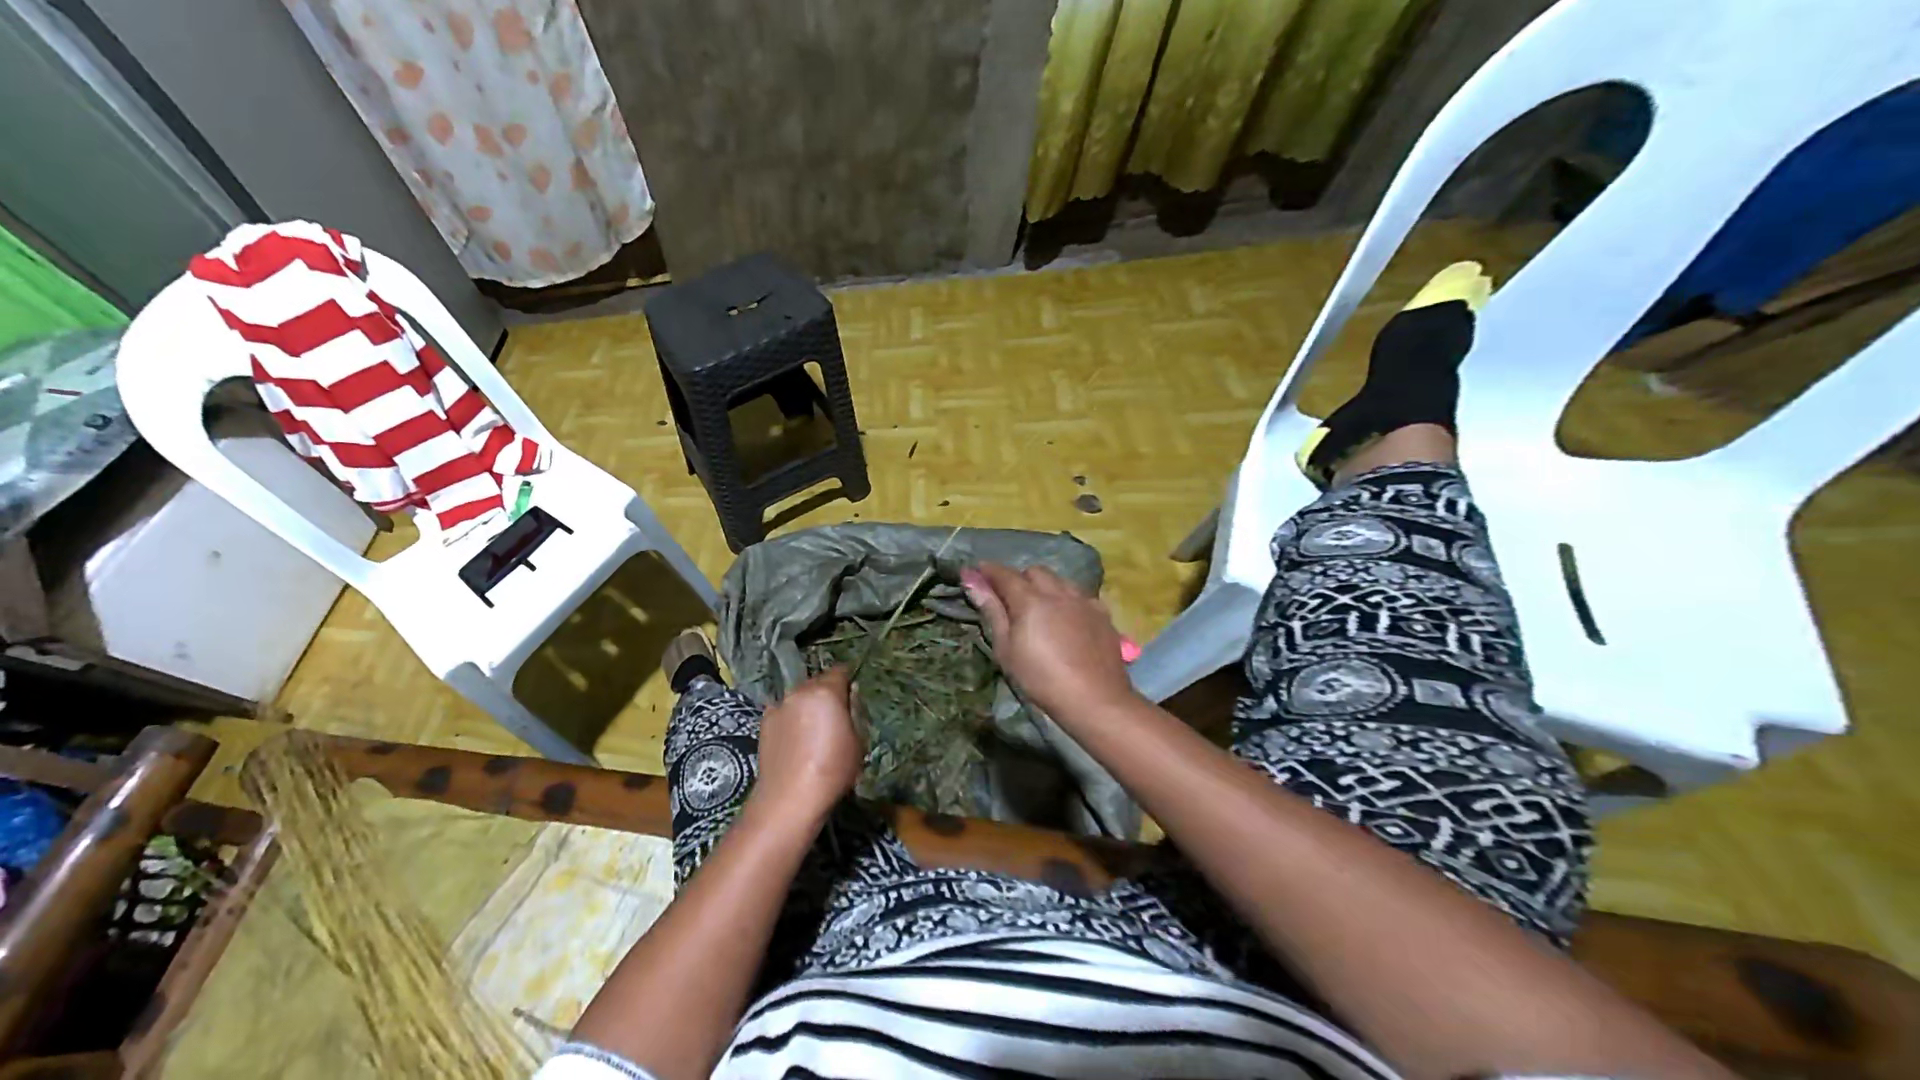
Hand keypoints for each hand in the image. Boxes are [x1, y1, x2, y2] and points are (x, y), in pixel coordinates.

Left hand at [751, 666, 862, 818]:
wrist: (789, 799)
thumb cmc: (832, 769)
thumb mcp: (858, 740)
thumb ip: (854, 712)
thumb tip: (850, 696)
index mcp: (825, 692)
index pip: (840, 672)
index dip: (848, 681)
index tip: (853, 697)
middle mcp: (799, 692)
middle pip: (817, 682)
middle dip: (827, 693)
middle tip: (835, 716)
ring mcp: (778, 706)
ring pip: (799, 697)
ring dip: (807, 706)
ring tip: (813, 730)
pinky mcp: (764, 723)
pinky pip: (784, 712)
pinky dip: (791, 718)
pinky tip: (795, 739)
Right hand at [961, 563, 1139, 720]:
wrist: (1094, 699)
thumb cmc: (1041, 679)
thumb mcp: (1006, 649)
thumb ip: (992, 611)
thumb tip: (972, 580)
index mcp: (1030, 599)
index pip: (1004, 574)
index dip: (988, 571)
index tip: (976, 572)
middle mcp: (1058, 592)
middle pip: (1034, 572)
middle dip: (1018, 578)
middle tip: (1009, 598)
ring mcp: (1084, 600)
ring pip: (1060, 580)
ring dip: (1045, 586)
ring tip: (1039, 607)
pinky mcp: (1102, 613)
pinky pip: (1080, 594)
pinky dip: (1068, 598)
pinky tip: (1068, 617)